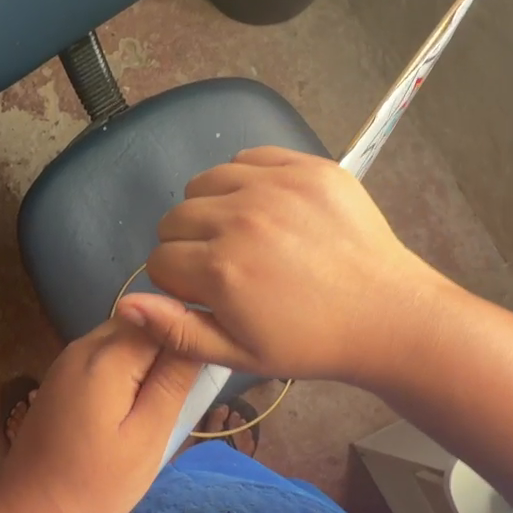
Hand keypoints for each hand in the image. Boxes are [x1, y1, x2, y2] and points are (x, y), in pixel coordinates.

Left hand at [0, 316, 200, 512]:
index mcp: (106, 357)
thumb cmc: (96, 484)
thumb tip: (198, 336)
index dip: (189, 336)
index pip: (162, 318)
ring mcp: (66, 360)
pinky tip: (132, 406)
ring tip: (163, 401)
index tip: (206, 370)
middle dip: (167, 345)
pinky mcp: (60, 377)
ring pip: (122, 338)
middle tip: (189, 390)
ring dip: (147, 359)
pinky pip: (103, 356)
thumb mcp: (148, 437)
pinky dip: (125, 370)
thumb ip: (173, 382)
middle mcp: (83, 346)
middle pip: (140, 323)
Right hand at [115, 146, 455, 387]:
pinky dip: (244, 180)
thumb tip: (123, 303)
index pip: (159, 260)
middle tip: (226, 267)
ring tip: (244, 234)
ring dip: (211, 208)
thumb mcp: (238, 354)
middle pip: (174, 219)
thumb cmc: (310, 343)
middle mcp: (240, 218)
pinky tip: (266, 208)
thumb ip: (175, 330)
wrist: (389, 316)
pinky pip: (246, 157)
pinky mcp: (306, 166)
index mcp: (221, 269)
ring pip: (203, 183)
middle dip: (188, 245)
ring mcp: (275, 186)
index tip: (207, 294)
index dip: (177, 282)